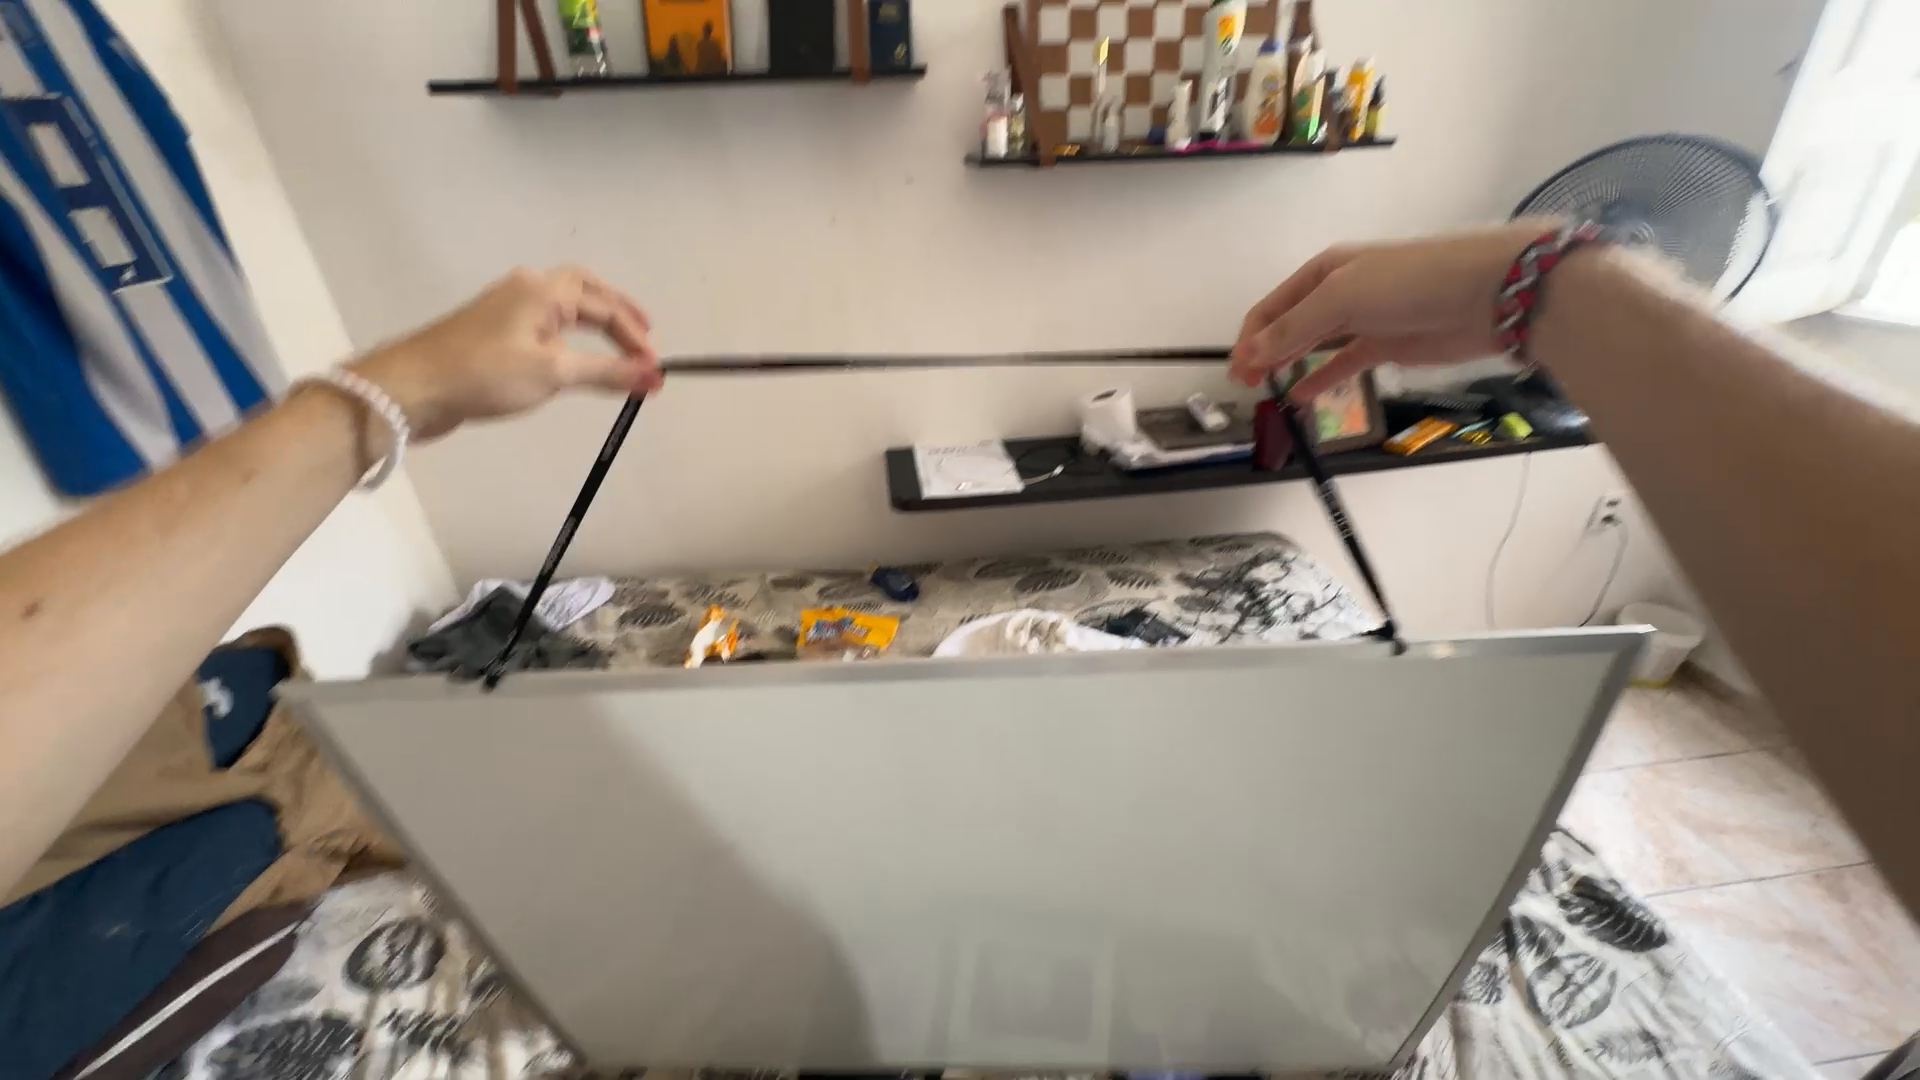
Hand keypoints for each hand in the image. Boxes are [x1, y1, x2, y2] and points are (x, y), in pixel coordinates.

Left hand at [347, 266, 661, 441]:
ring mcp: (509, 308)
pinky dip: (576, 334)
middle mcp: (527, 289)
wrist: (410, 389)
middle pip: (586, 289)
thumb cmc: (485, 374)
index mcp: (543, 291)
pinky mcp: (497, 331)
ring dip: (597, 320)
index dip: (636, 340)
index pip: (606, 309)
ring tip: (621, 345)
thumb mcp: (554, 373)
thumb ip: (608, 373)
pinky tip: (579, 354)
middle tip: (645, 338)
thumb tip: (654, 376)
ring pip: (566, 304)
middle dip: (620, 312)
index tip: (656, 373)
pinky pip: (549, 322)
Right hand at [1229, 222, 1555, 402]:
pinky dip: (1320, 379)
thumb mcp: (1339, 299)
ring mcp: (1362, 320)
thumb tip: (1245, 355)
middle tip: (1245, 384)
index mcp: (1323, 272)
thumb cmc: (1408, 283)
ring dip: (1287, 366)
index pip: (1270, 308)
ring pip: (1311, 347)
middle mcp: (1337, 294)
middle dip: (1262, 353)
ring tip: (1266, 390)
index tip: (1236, 372)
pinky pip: (1342, 365)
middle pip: (1287, 327)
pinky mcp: (1384, 345)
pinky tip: (1301, 396)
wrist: (1489, 293)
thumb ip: (1291, 330)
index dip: (1249, 339)